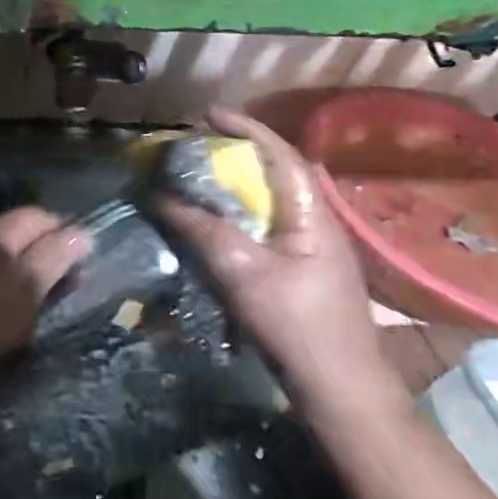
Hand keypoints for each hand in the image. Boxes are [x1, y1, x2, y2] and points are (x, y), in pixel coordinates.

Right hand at [155, 109, 408, 419]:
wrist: (339, 385)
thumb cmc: (296, 323)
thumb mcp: (241, 271)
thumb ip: (200, 228)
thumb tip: (159, 195)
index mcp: (310, 214)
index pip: (279, 154)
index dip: (244, 128)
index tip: (206, 113)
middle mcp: (314, 222)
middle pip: (272, 171)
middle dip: (232, 151)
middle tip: (190, 145)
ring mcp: (308, 246)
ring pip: (266, 198)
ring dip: (230, 182)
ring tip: (191, 176)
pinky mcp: (297, 267)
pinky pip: (260, 223)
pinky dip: (231, 210)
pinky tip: (207, 220)